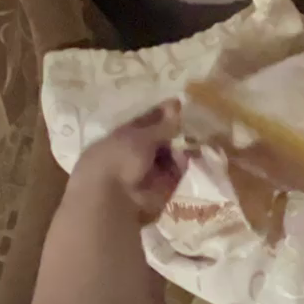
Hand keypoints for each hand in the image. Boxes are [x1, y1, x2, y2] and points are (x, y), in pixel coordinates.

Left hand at [65, 100, 189, 221]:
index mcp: (123, 135)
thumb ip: (161, 123)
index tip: (179, 105)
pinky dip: (182, 162)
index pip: (146, 121)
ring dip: (181, 145)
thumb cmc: (118, 159)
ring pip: (172, 153)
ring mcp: (150, 170)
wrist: (112, 200)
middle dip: (176, 130)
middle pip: (162, 137)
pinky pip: (176, 170)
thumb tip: (176, 103)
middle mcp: (136, 152)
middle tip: (191, 122)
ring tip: (191, 139)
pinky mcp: (163, 186)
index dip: (162, 113)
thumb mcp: (140, 135)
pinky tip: (185, 156)